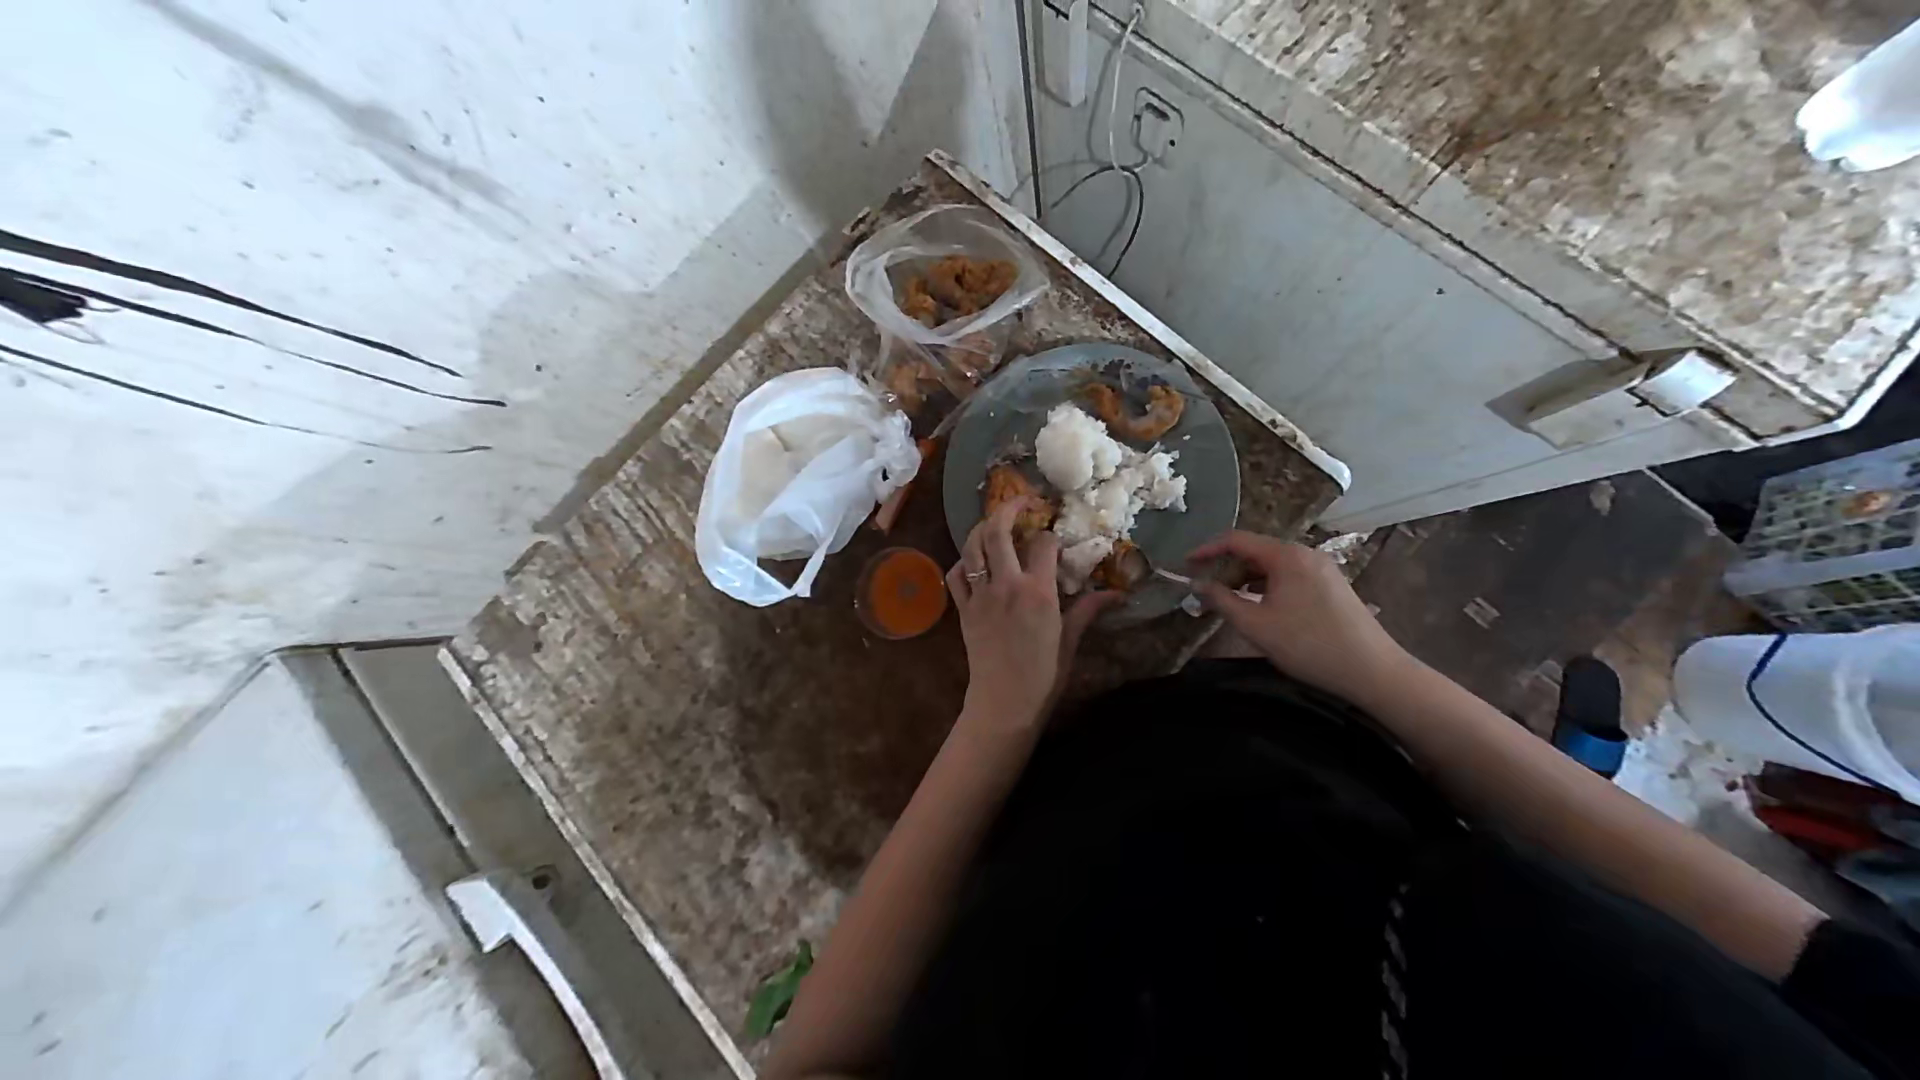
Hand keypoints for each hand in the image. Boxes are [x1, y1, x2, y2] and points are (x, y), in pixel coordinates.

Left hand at [947, 499, 1114, 729]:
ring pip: (972, 546)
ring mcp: (980, 595)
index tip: (1054, 537)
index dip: (1050, 534)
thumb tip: (1117, 593)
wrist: (1004, 703)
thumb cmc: (1044, 674)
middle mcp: (1006, 585)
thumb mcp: (1070, 640)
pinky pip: (956, 574)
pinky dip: (963, 562)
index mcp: (1038, 592)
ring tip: (994, 523)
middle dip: (1009, 508)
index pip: (1043, 543)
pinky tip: (974, 562)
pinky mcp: (963, 609)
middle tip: (1021, 501)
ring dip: (982, 528)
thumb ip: (1087, 610)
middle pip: (999, 531)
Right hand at [1187, 531, 1415, 706]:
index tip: (1185, 564)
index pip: (1236, 539)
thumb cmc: (1308, 645)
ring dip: (1245, 578)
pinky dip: (1266, 585)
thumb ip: (1221, 601)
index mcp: (1286, 556)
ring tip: (1227, 600)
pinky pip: (1288, 575)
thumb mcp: (1255, 625)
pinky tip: (1258, 607)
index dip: (1207, 549)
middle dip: (1225, 566)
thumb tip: (1196, 585)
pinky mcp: (1330, 585)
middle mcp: (1305, 554)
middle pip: (1255, 550)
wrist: (1372, 671)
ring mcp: (1321, 568)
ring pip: (1272, 564)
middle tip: (1203, 587)